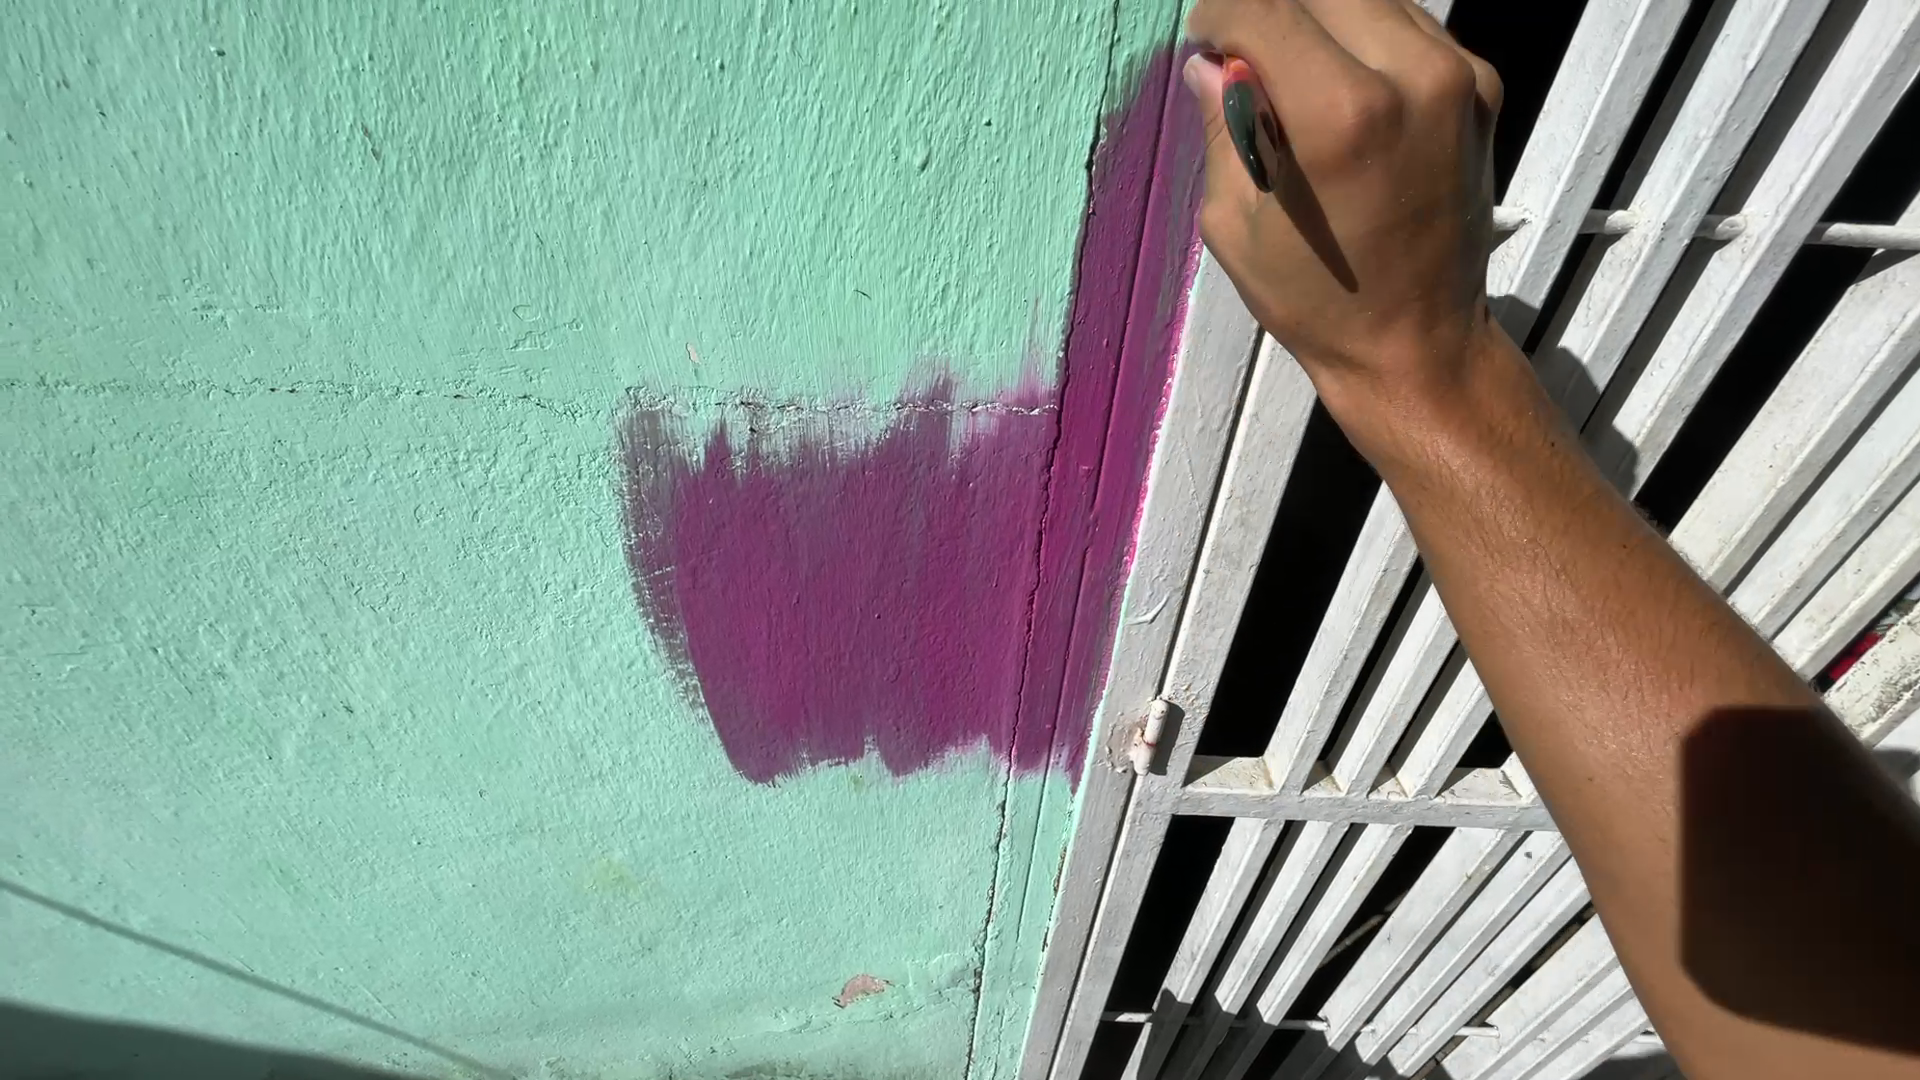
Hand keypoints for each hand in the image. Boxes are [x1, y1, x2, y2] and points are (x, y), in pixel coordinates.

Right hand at [1184, 0, 1503, 430]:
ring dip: (1316, 18)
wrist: (1414, 340)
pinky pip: (1408, 24)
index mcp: (1339, 118)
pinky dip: (1360, 34)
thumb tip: (1210, 67)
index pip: (1269, 12)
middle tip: (1239, 56)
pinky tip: (1336, 83)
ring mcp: (1459, 71)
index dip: (1221, 14)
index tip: (1201, 38)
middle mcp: (1412, 73)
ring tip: (1285, 72)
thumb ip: (1224, 133)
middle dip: (1268, 11)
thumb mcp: (1235, 230)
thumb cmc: (1311, 302)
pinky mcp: (1482, 82)